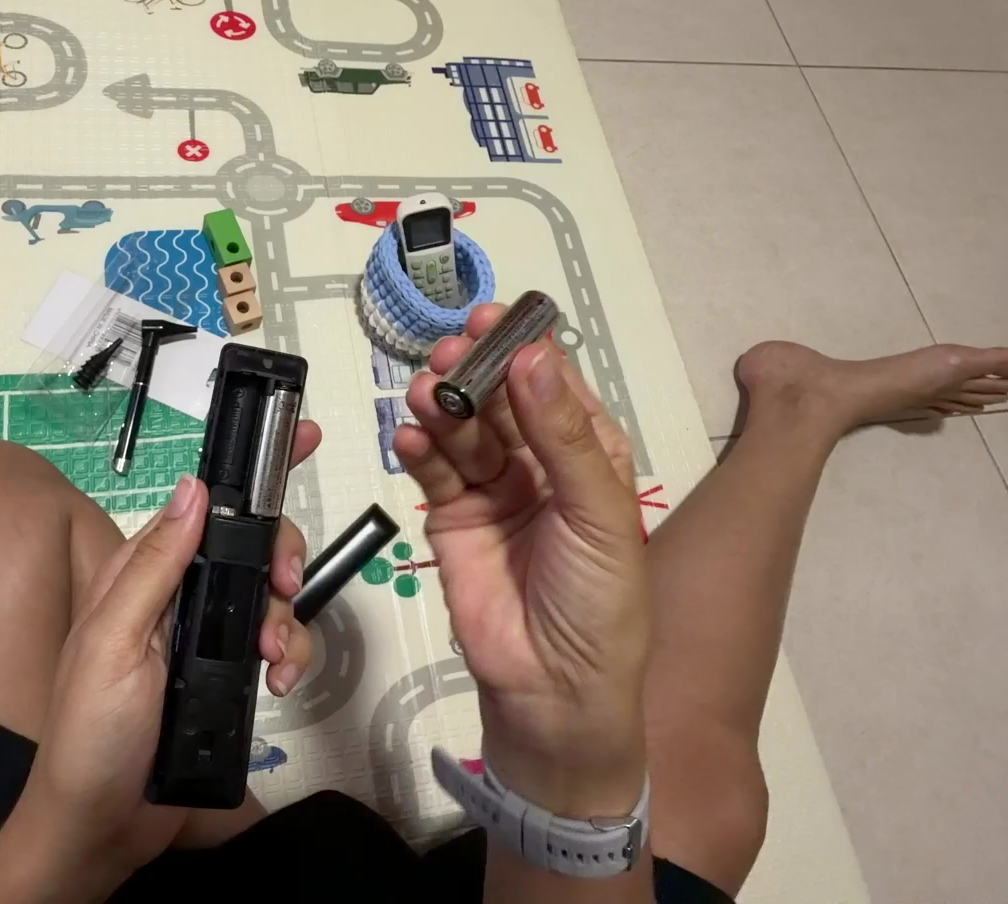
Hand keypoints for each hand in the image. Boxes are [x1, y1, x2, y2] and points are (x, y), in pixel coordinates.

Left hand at [12, 424, 321, 883]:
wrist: (105, 825)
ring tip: (274, 658)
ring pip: (271, 593)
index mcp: (146, 570)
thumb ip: (155, 566)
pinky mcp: (231, 669)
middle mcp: (182, 590)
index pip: (204, 503)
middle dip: (279, 557)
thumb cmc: (93, 729)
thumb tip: (194, 488)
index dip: (250, 470)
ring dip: (286, 618)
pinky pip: (277, 642)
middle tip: (283, 586)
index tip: (299, 438)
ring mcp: (209, 631)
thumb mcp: (115, 640)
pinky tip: (279, 682)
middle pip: (251, 543)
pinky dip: (290, 656)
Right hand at [394, 305, 649, 815]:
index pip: (551, 384)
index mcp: (584, 450)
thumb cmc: (598, 599)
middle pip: (496, 398)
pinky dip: (418, 451)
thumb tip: (533, 356)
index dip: (523, 349)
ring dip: (440, 407)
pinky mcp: (450, 514)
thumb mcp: (596, 513)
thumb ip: (561, 435)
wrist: (552, 687)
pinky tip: (408, 438)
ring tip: (422, 393)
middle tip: (447, 353)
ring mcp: (490, 485)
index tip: (491, 319)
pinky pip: (432, 471)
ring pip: (459, 429)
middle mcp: (535, 459)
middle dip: (473, 372)